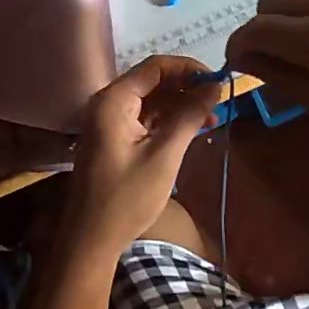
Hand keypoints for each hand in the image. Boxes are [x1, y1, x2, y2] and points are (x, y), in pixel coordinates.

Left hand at [63, 56, 223, 252]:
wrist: (90, 242)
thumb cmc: (126, 198)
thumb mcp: (165, 155)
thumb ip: (190, 116)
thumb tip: (215, 86)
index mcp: (114, 100)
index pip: (156, 66)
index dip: (189, 68)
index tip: (217, 80)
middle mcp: (109, 103)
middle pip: (154, 81)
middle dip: (188, 87)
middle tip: (218, 101)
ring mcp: (111, 121)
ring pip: (153, 99)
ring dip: (182, 104)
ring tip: (213, 117)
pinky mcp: (115, 137)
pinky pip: (147, 117)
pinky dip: (170, 119)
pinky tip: (194, 129)